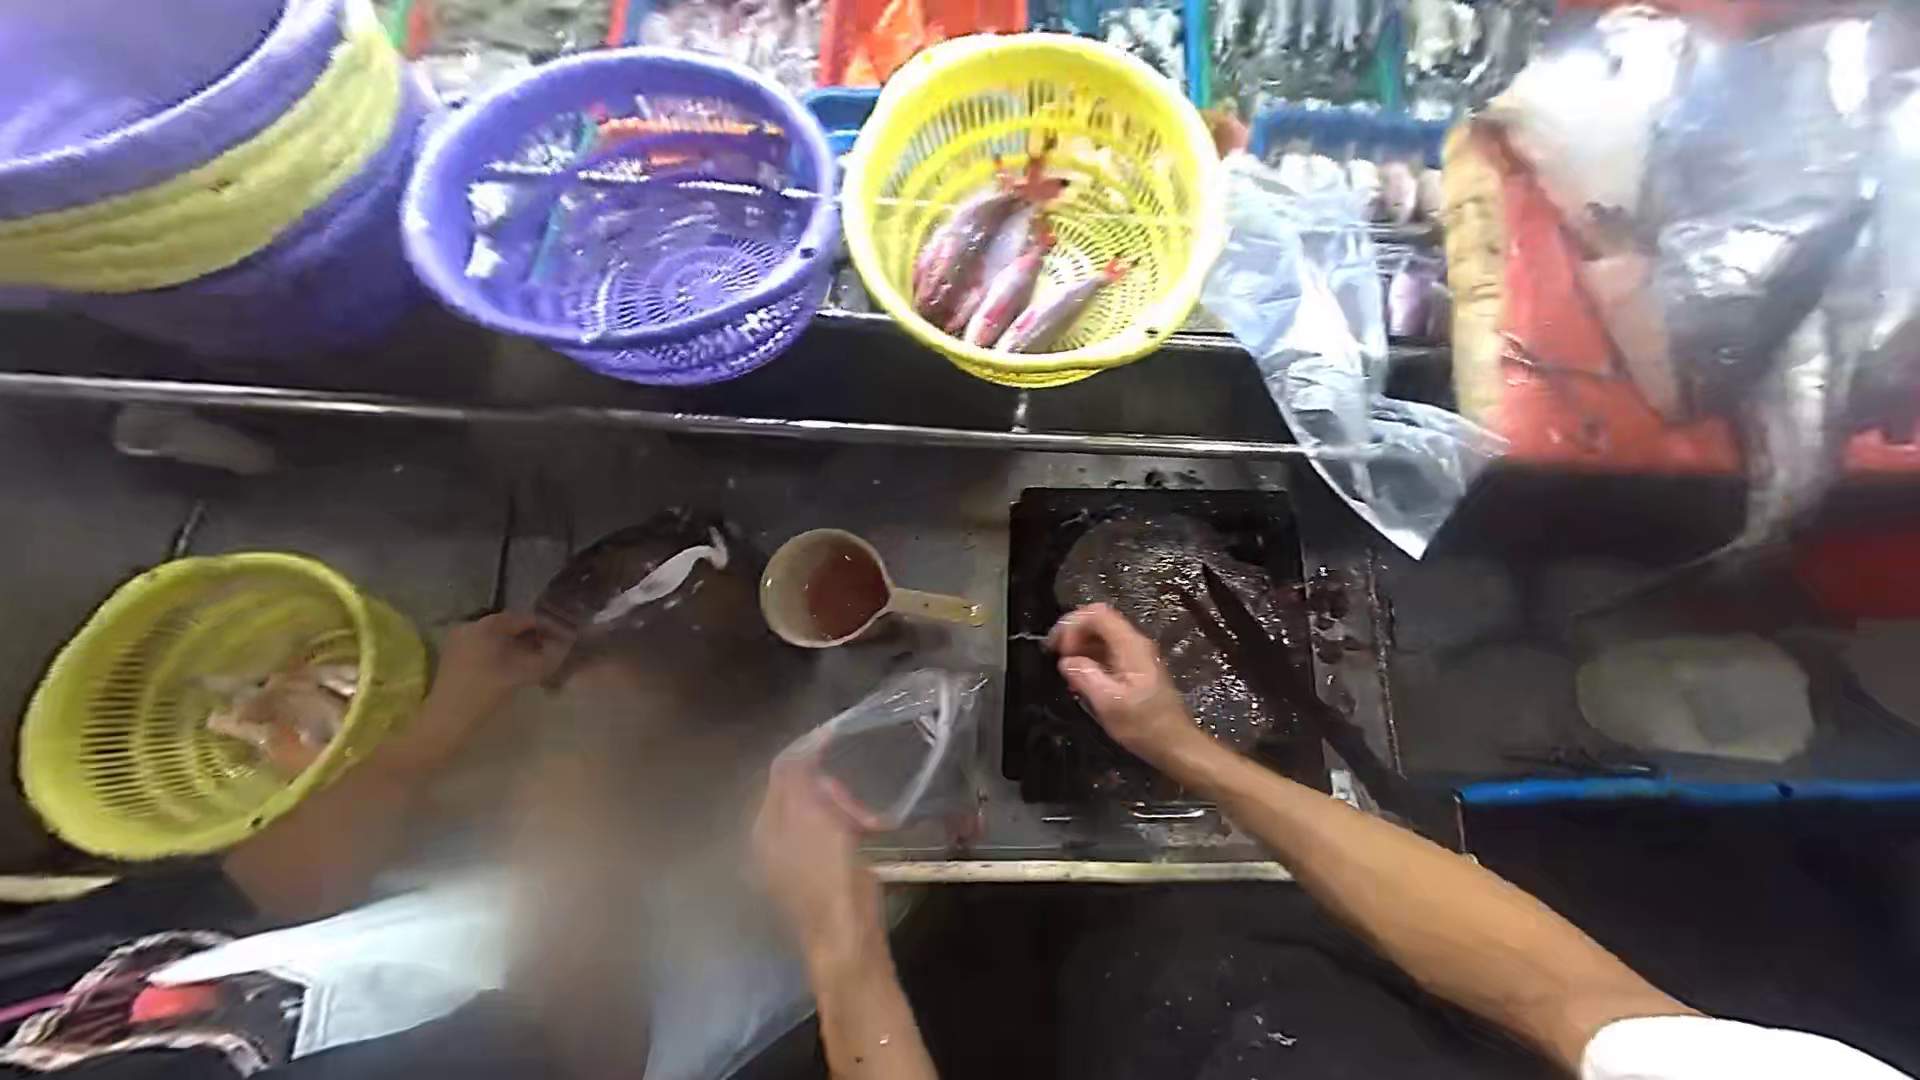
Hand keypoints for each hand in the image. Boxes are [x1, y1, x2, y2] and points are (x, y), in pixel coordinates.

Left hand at [429, 612, 563, 716]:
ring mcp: (458, 644)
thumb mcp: (524, 672)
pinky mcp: (454, 659)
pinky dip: (504, 653)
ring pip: (497, 639)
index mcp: (483, 627)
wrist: (447, 722)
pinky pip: (486, 648)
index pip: (521, 618)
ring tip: (539, 657)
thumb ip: (548, 657)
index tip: (563, 634)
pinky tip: (518, 666)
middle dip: (532, 636)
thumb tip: (565, 646)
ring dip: (519, 646)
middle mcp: (468, 629)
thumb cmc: (485, 692)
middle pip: (508, 628)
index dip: (545, 626)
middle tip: (553, 647)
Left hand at [754, 757, 882, 967]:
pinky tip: (874, 830)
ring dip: (849, 807)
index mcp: (765, 824)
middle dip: (834, 790)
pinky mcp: (824, 863)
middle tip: (854, 804)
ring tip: (870, 821)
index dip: (807, 750)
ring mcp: (800, 852)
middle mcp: (776, 836)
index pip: (782, 771)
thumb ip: (796, 777)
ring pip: (826, 805)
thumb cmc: (827, 872)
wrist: (847, 932)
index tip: (834, 734)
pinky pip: (838, 826)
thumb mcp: (809, 815)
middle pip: (805, 788)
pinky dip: (856, 823)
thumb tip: (801, 745)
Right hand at [1049, 604, 1204, 766]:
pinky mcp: (1133, 667)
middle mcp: (1134, 644)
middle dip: (1073, 632)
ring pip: (1101, 634)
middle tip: (1056, 653)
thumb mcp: (1109, 703)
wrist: (1175, 745)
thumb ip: (1085, 677)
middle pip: (1098, 620)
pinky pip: (1105, 650)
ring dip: (1079, 645)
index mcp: (1131, 646)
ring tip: (1064, 666)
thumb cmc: (1144, 726)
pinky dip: (1088, 656)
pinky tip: (1079, 675)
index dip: (1073, 624)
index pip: (1098, 614)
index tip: (1059, 647)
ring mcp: (1135, 655)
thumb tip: (1066, 661)